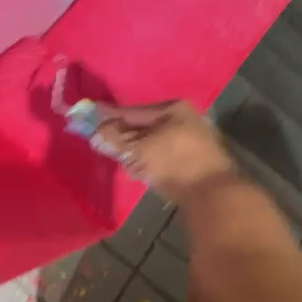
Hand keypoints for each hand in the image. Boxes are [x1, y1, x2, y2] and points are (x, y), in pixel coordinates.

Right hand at [96, 101, 234, 203]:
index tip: (91, 118)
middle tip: (101, 140)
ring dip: (134, 149)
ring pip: (153, 141)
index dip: (110, 116)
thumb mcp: (139, 149)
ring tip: (117, 156)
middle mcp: (184, 119)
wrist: (210, 192)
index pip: (133, 111)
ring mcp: (191, 139)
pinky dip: (148, 160)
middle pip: (144, 126)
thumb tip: (96, 134)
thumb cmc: (174, 162)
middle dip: (122, 135)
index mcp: (172, 109)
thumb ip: (116, 140)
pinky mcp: (193, 160)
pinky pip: (163, 155)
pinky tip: (138, 169)